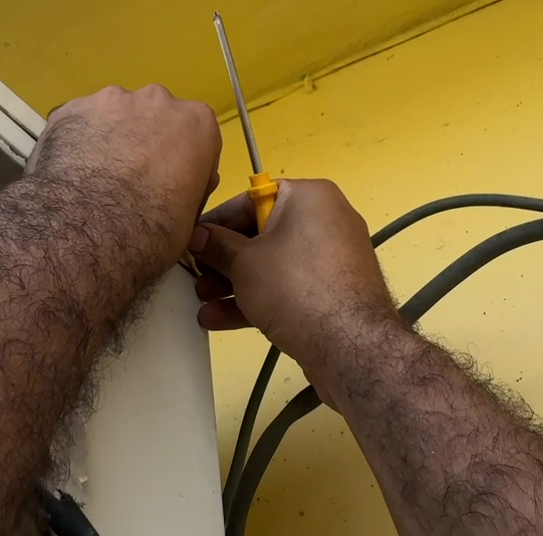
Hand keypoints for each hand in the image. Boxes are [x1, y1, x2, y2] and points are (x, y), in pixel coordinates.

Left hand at [32, 85, 221, 266]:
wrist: (91, 229)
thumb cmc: (153, 229)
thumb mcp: (190, 214)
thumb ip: (189, 184)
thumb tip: (179, 185)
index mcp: (196, 122)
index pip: (194, 135)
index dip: (179, 159)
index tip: (167, 182)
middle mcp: (158, 100)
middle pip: (154, 117)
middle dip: (143, 141)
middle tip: (128, 180)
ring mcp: (113, 99)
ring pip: (114, 115)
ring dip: (109, 139)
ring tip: (93, 178)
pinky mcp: (73, 107)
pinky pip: (78, 122)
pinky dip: (75, 142)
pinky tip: (69, 172)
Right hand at [189, 180, 397, 382]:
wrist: (349, 345)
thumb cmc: (295, 286)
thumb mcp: (243, 262)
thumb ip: (216, 245)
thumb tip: (197, 236)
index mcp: (308, 196)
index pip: (251, 199)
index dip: (217, 222)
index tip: (193, 240)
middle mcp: (326, 218)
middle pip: (262, 233)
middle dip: (225, 259)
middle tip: (196, 276)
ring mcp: (333, 256)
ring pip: (274, 263)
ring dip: (236, 282)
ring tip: (203, 300)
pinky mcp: (335, 290)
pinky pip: (290, 285)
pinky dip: (260, 296)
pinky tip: (221, 318)